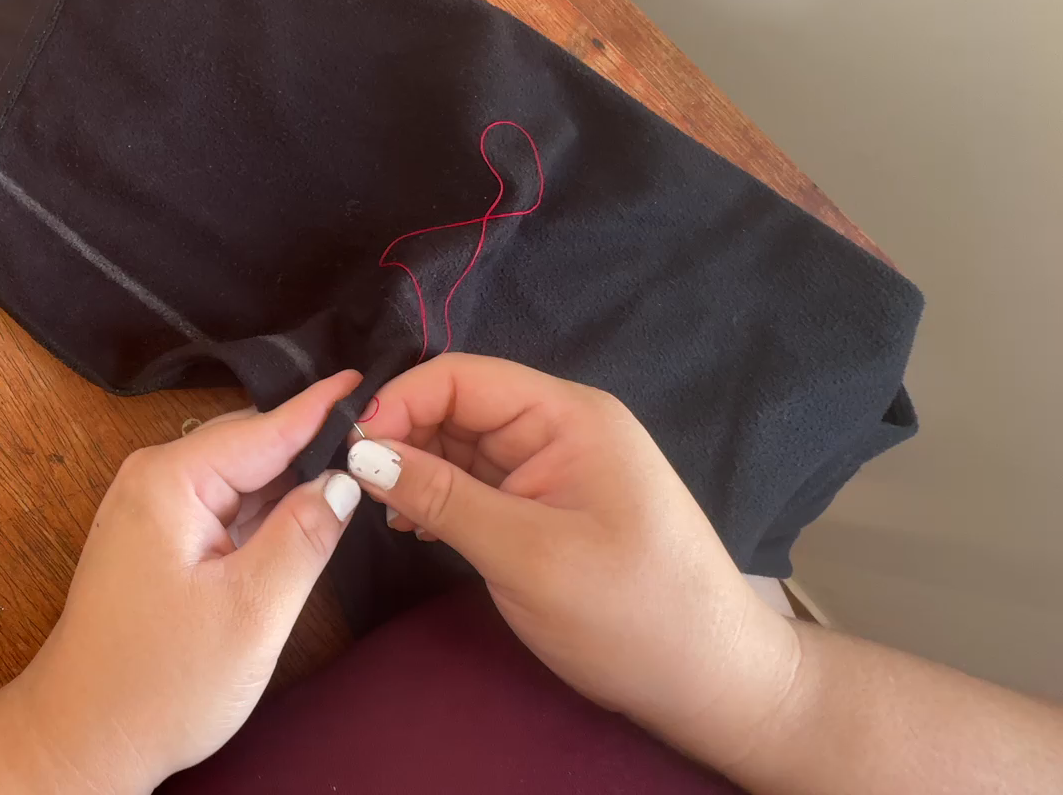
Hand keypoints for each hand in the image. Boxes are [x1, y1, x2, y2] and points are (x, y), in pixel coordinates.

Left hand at [12, 370, 365, 790]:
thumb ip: (301, 537)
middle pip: (247, 446)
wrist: (84, 736)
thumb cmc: (162, 680)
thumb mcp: (250, 611)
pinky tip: (299, 511)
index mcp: (170, 479)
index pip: (261, 429)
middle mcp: (155, 476)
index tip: (366, 379)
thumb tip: (342, 479)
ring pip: (236, 477)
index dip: (317, 408)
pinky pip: (220, 504)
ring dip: (287, 479)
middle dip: (307, 444)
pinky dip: (261, 508)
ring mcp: (152, 506)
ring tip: (351, 466)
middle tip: (374, 438)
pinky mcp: (157, 534)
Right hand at [345, 354, 801, 767]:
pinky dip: (432, 494)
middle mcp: (552, 425)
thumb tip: (359, 454)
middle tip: (360, 486)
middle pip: (452, 406)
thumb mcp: (527, 556)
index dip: (400, 402)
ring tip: (386, 512)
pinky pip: (466, 477)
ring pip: (452, 442)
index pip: (459, 377)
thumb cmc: (634, 617)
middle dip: (401, 438)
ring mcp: (544, 462)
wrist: (717, 693)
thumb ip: (440, 497)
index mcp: (565, 416)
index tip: (354, 450)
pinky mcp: (535, 497)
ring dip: (412, 471)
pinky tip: (412, 525)